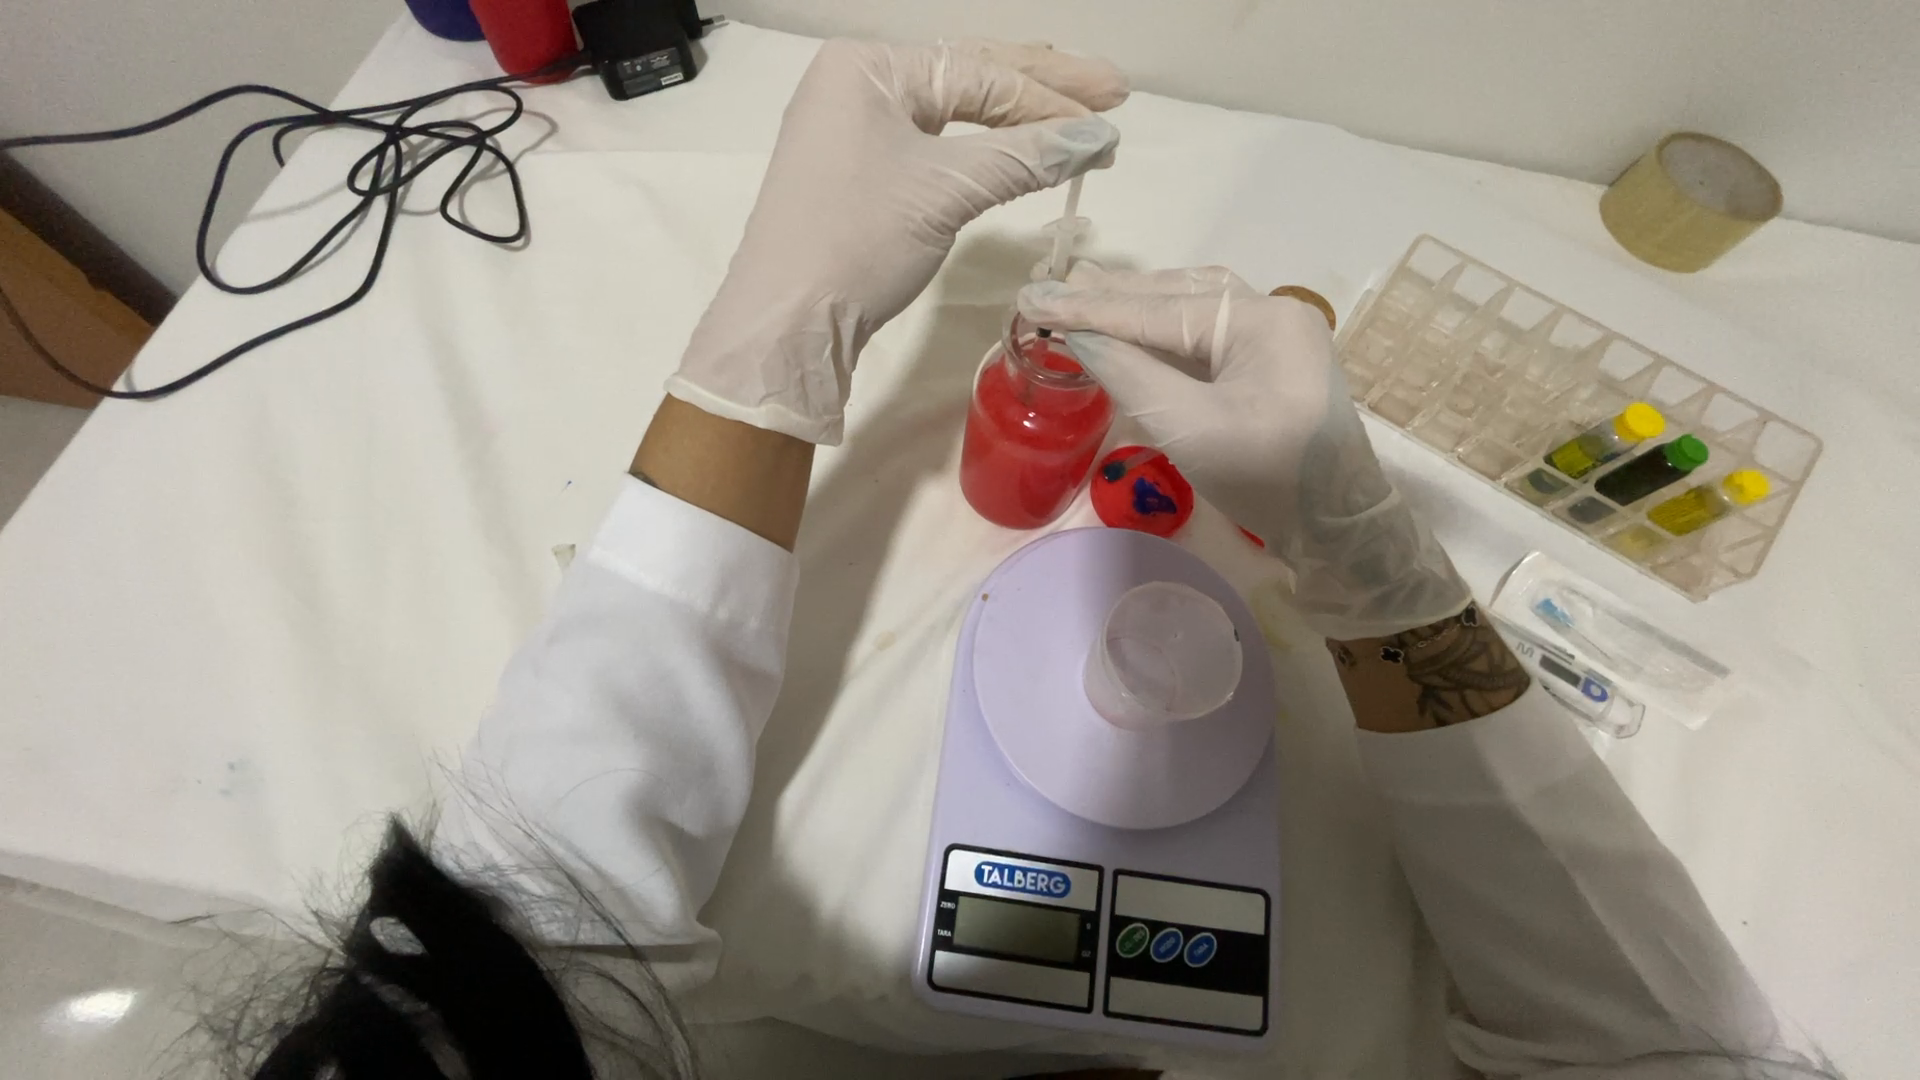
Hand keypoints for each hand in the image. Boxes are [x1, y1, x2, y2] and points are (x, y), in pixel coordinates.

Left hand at [665, 39, 1128, 444]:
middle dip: (1041, 92)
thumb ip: (1022, 158)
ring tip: (1072, 120)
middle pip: (967, 81)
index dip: (1051, 96)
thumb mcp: (944, 192)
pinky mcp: (857, 181)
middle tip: (1111, 92)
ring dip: (1013, 125)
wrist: (788, 323)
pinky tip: (1011, 153)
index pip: (980, 72)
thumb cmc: (858, 243)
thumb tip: (1096, 137)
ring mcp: (853, 135)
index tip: (1113, 110)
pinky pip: (931, 154)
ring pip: (950, 120)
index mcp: (869, 68)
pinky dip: (977, 156)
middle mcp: (857, 87)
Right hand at [1019, 265, 1469, 639]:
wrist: (1335, 528)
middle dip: (1112, 294)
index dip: (1091, 307)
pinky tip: (1130, 323)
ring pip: (1190, 309)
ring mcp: (1273, 339)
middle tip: (1053, 284)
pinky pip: (1203, 335)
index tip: (1034, 297)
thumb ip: (1130, 374)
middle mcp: (1271, 314)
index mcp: (1262, 320)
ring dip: (1135, 304)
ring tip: (1084, 291)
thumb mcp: (1189, 427)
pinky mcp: (1267, 366)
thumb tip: (1078, 338)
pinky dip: (1159, 329)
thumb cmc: (1264, 477)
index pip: (1158, 309)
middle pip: (1176, 294)